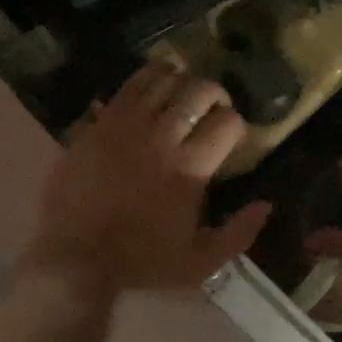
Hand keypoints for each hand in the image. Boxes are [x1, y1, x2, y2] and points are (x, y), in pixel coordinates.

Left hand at [22, 62, 270, 293]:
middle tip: (214, 110)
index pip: (228, 122)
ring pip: (166, 80)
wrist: (75, 257)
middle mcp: (162, 137)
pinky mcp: (101, 123)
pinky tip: (156, 89)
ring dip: (184, 83)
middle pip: (200, 91)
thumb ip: (239, 234)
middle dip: (216, 95)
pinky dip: (150, 78)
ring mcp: (127, 125)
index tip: (233, 138)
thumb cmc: (141, 261)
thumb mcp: (200, 262)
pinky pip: (131, 85)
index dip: (238, 125)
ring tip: (185, 96)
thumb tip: (266, 204)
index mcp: (190, 168)